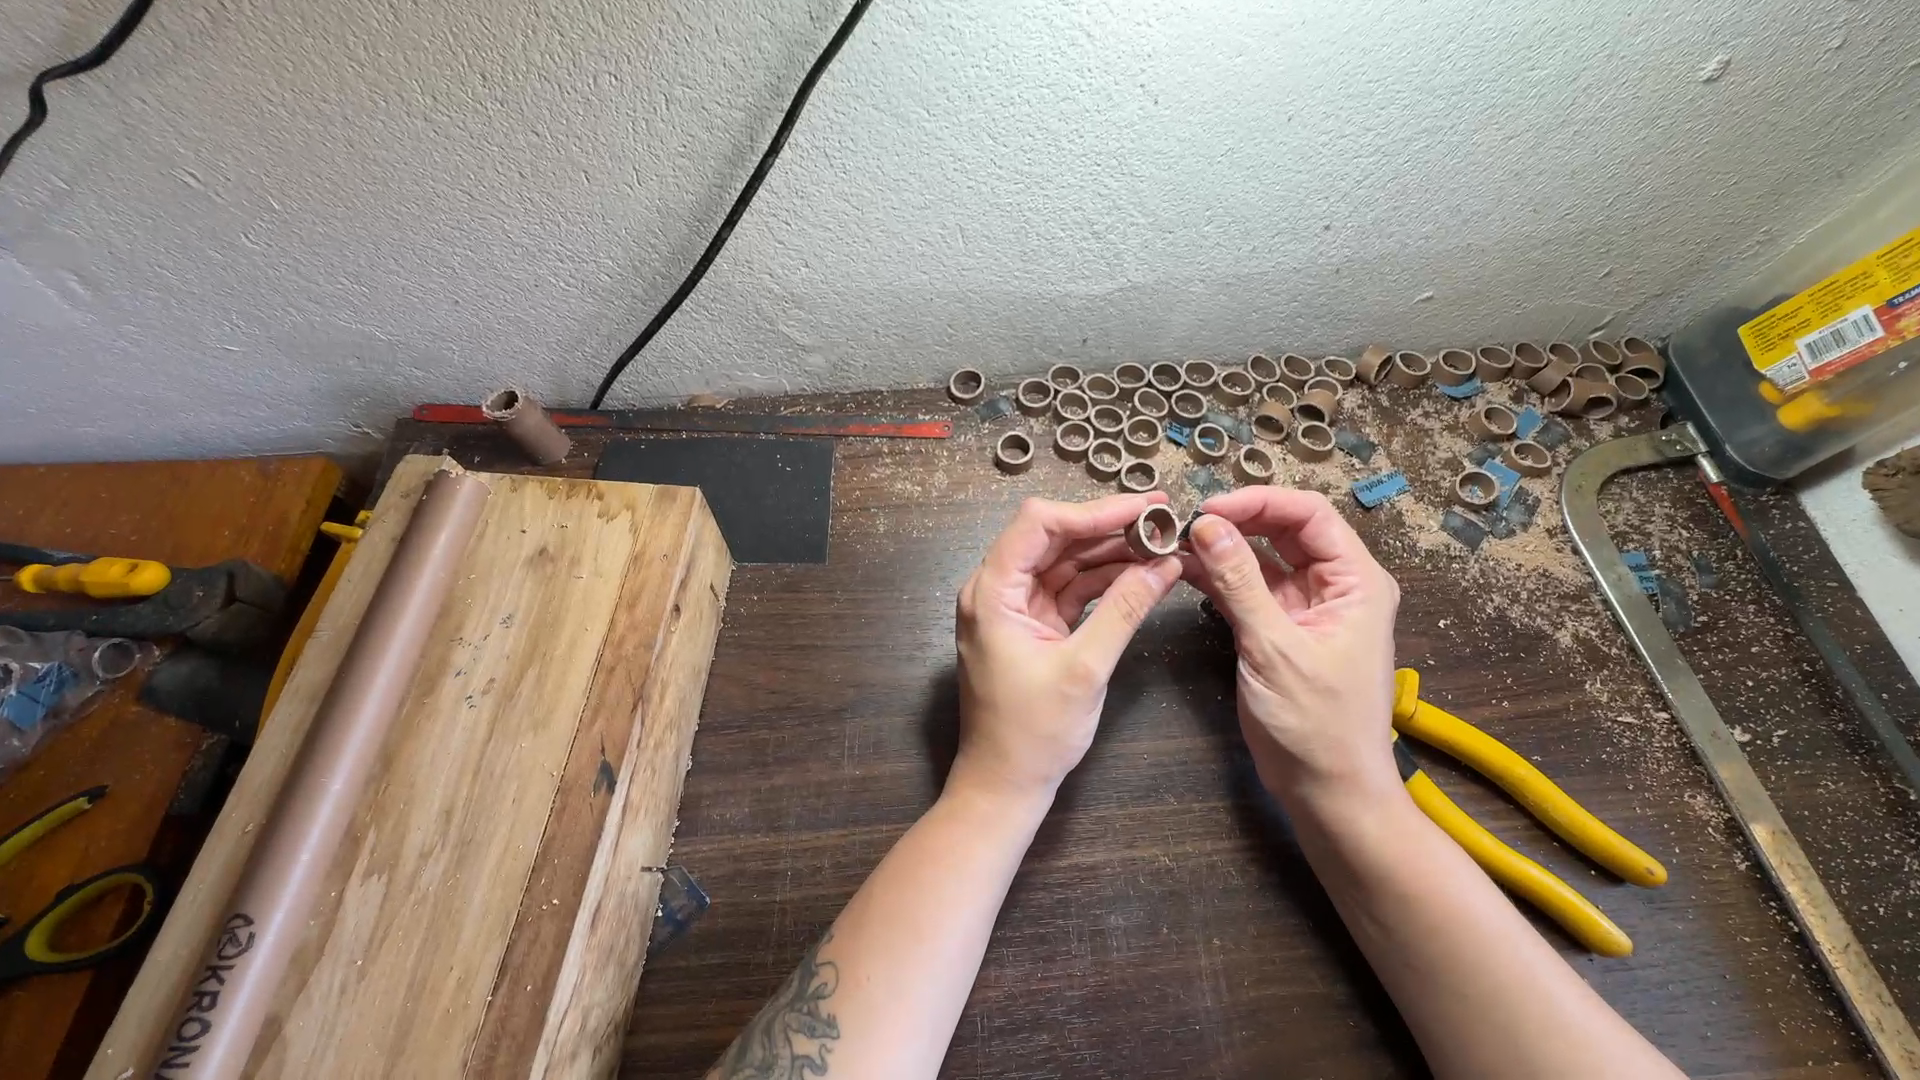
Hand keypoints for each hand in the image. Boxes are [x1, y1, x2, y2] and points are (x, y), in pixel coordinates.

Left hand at [953, 494, 1183, 801]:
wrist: (1005, 783)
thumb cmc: (1033, 733)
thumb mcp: (1084, 668)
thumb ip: (1124, 610)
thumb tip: (1166, 564)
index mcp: (991, 592)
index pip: (1038, 524)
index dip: (1091, 510)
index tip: (1143, 509)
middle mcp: (996, 590)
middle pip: (1052, 538)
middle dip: (1107, 527)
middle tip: (1164, 518)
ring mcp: (1014, 607)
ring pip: (1064, 562)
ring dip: (1110, 552)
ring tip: (1162, 543)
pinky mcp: (1032, 624)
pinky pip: (1069, 589)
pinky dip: (1103, 582)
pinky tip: (1143, 573)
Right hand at [1180, 488, 1401, 806]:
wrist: (1327, 789)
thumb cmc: (1317, 722)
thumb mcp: (1275, 647)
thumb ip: (1239, 582)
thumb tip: (1205, 524)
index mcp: (1355, 581)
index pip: (1309, 515)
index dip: (1259, 502)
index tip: (1208, 509)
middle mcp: (1332, 585)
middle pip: (1283, 530)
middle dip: (1235, 520)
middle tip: (1184, 524)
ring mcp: (1303, 607)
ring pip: (1260, 558)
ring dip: (1221, 548)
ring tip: (1175, 542)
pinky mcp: (1276, 629)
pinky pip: (1246, 589)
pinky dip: (1216, 578)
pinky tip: (1183, 569)